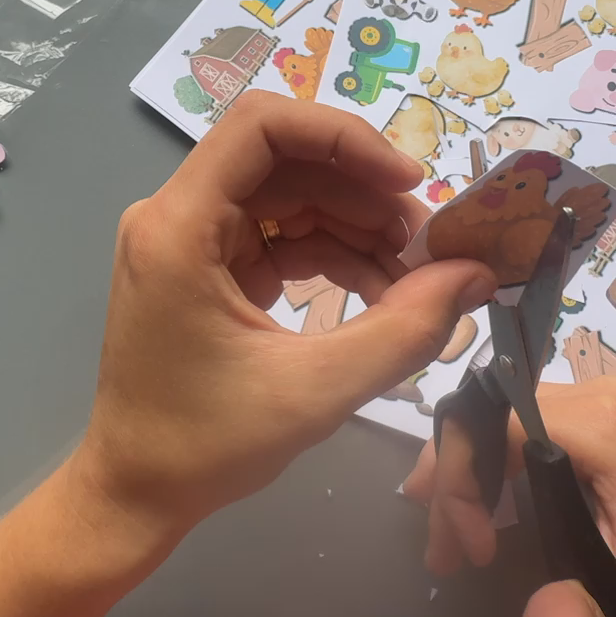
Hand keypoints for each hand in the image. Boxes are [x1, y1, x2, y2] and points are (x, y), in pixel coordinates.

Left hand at [71, 91, 497, 539]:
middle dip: (362, 195)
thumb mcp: (313, 391)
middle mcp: (176, 212)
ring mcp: (190, 234)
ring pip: (288, 197)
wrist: (136, 489)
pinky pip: (279, 233)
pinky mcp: (208, 260)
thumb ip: (404, 329)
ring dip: (355, 228)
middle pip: (284, 163)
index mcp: (179, 224)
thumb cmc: (205, 443)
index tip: (406, 180)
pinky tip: (378, 293)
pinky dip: (331, 254)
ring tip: (413, 281)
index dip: (340, 136)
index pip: (260, 127)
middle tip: (428, 247)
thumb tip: (478, 274)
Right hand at [402, 378, 615, 616]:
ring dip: (466, 471)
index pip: (496, 421)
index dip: (463, 475)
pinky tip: (480, 504)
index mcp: (610, 428)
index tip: (468, 547)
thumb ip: (592, 615)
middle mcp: (598, 392)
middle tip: (442, 548)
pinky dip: (491, 460)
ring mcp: (598, 393)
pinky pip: (521, 419)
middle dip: (453, 478)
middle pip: (491, 414)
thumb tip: (541, 605)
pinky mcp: (597, 407)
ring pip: (497, 413)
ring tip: (454, 534)